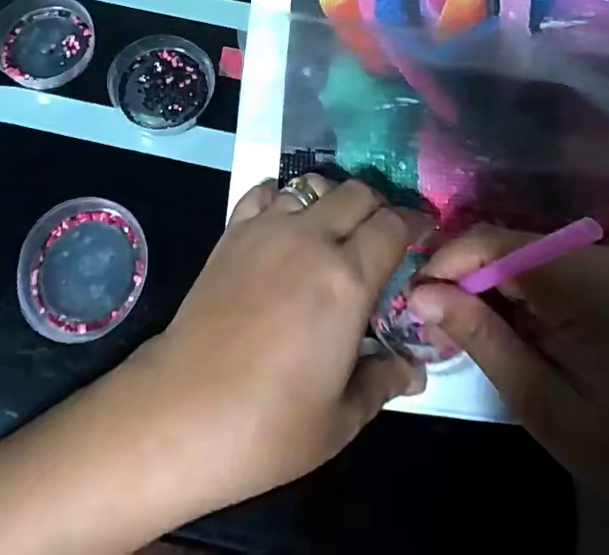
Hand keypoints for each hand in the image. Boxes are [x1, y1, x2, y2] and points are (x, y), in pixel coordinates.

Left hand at [112, 176, 425, 516]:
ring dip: (331, 200)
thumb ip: (383, 380)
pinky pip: (264, 193)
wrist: (185, 407)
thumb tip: (413, 368)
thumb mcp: (343, 416)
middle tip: (382, 236)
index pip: (393, 224)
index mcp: (347, 278)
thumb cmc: (271, 422)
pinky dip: (283, 198)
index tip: (423, 235)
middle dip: (377, 207)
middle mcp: (308, 239)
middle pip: (355, 192)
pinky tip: (286, 227)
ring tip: (334, 233)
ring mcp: (264, 230)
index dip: (415, 224)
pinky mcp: (231, 234)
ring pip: (310, 185)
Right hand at [408, 226, 608, 554]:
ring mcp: (605, 266)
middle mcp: (596, 258)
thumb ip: (480, 337)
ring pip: (515, 255)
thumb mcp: (542, 403)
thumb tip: (420, 292)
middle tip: (429, 321)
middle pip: (502, 245)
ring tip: (457, 329)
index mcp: (585, 282)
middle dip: (460, 278)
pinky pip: (538, 270)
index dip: (444, 264)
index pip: (491, 243)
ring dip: (482, 287)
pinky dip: (510, 294)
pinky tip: (499, 328)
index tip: (412, 301)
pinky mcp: (606, 280)